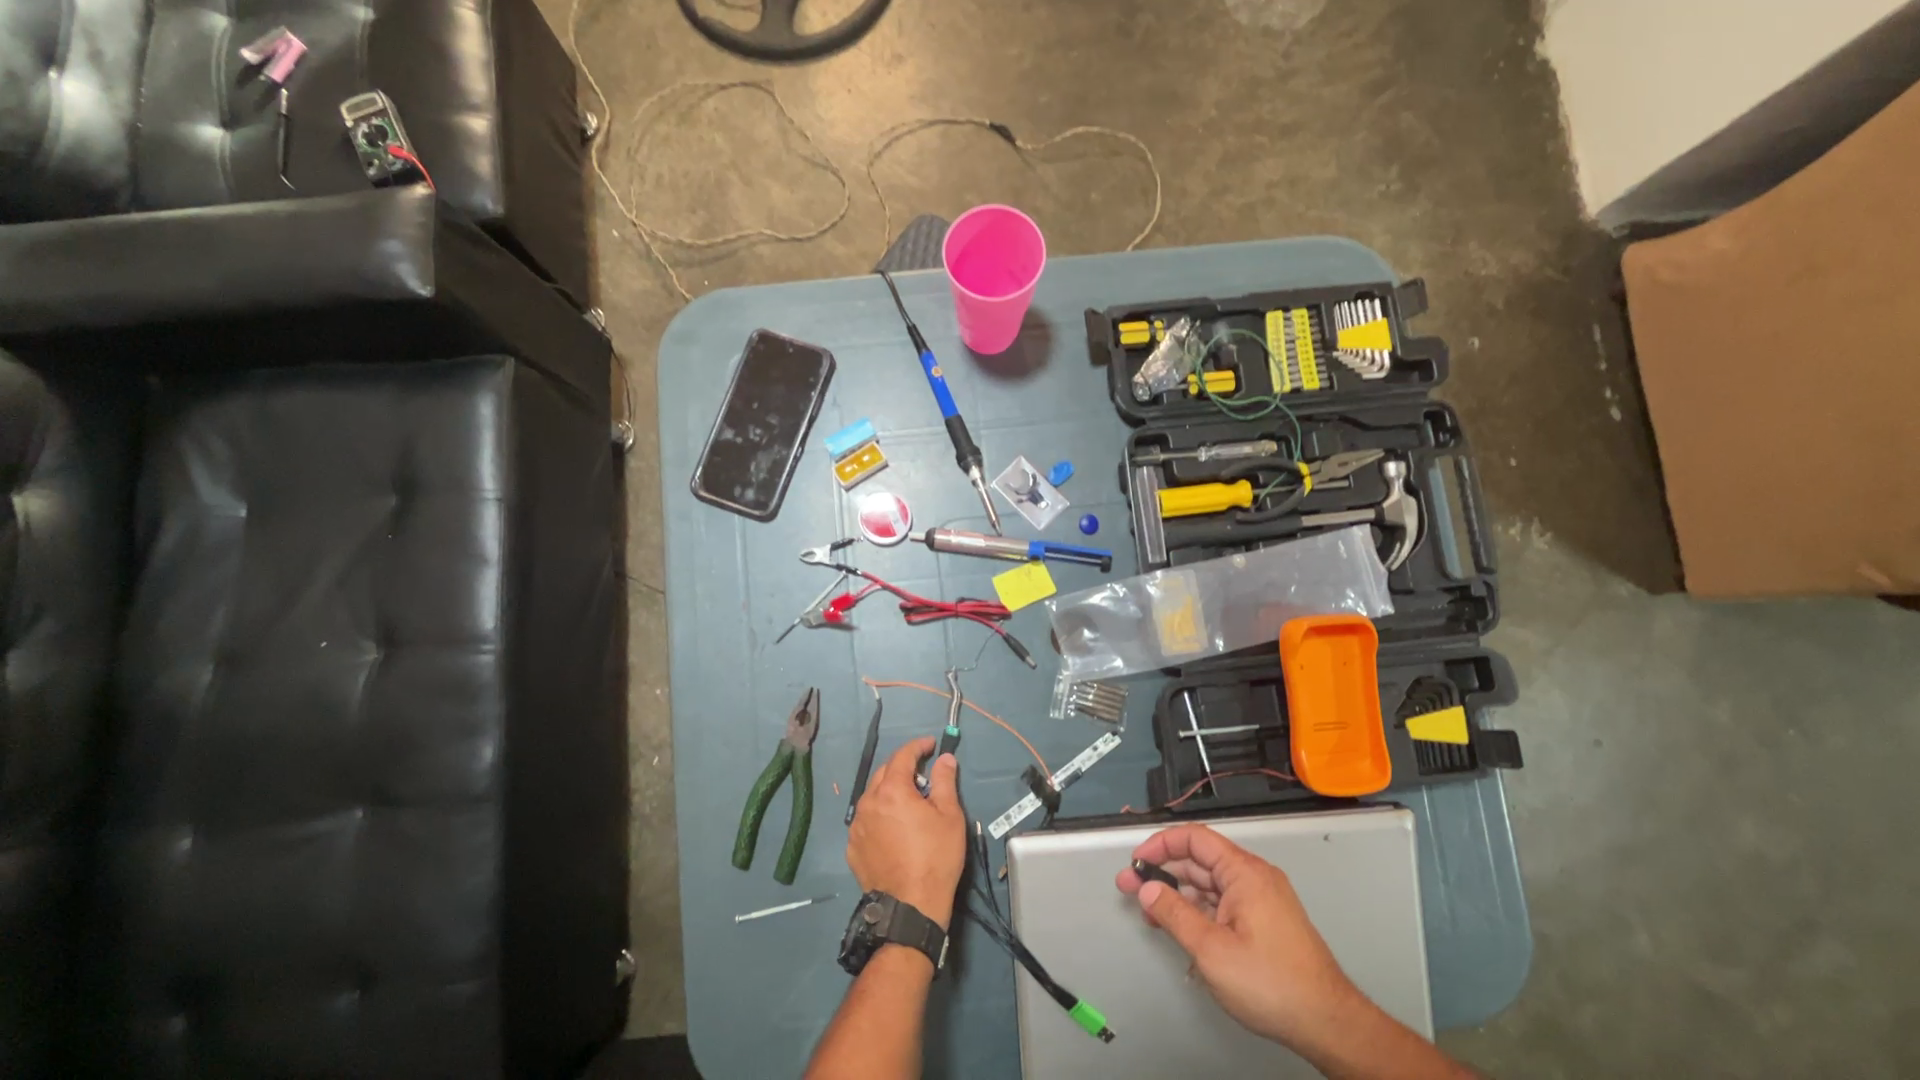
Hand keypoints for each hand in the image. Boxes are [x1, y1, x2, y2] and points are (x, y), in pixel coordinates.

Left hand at [847, 736, 965, 930]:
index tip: (930, 744)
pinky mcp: (852, 848)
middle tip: (922, 774)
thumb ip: (944, 782)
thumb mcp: (949, 816)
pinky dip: (879, 816)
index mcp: (892, 790)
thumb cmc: (936, 857)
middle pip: (884, 773)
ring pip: (872, 797)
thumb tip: (944, 758)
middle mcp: (868, 803)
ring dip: (888, 792)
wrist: (910, 906)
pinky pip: (866, 821)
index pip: (902, 756)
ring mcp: (856, 826)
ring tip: (907, 802)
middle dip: (902, 767)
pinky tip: (892, 828)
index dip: (917, 746)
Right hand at [1115, 824, 1361, 1047]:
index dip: (1160, 845)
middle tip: (1129, 889)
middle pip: (1200, 861)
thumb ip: (1174, 914)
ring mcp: (1261, 900)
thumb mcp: (1211, 949)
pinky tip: (1180, 930)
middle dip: (1163, 872)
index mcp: (1245, 873)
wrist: (1326, 1022)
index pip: (1195, 839)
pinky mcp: (1264, 921)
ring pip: (1210, 885)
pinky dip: (1198, 911)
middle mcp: (1255, 878)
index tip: (1135, 864)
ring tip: (1149, 913)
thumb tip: (1147, 889)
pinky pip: (1223, 904)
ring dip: (1178, 895)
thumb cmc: (1270, 982)